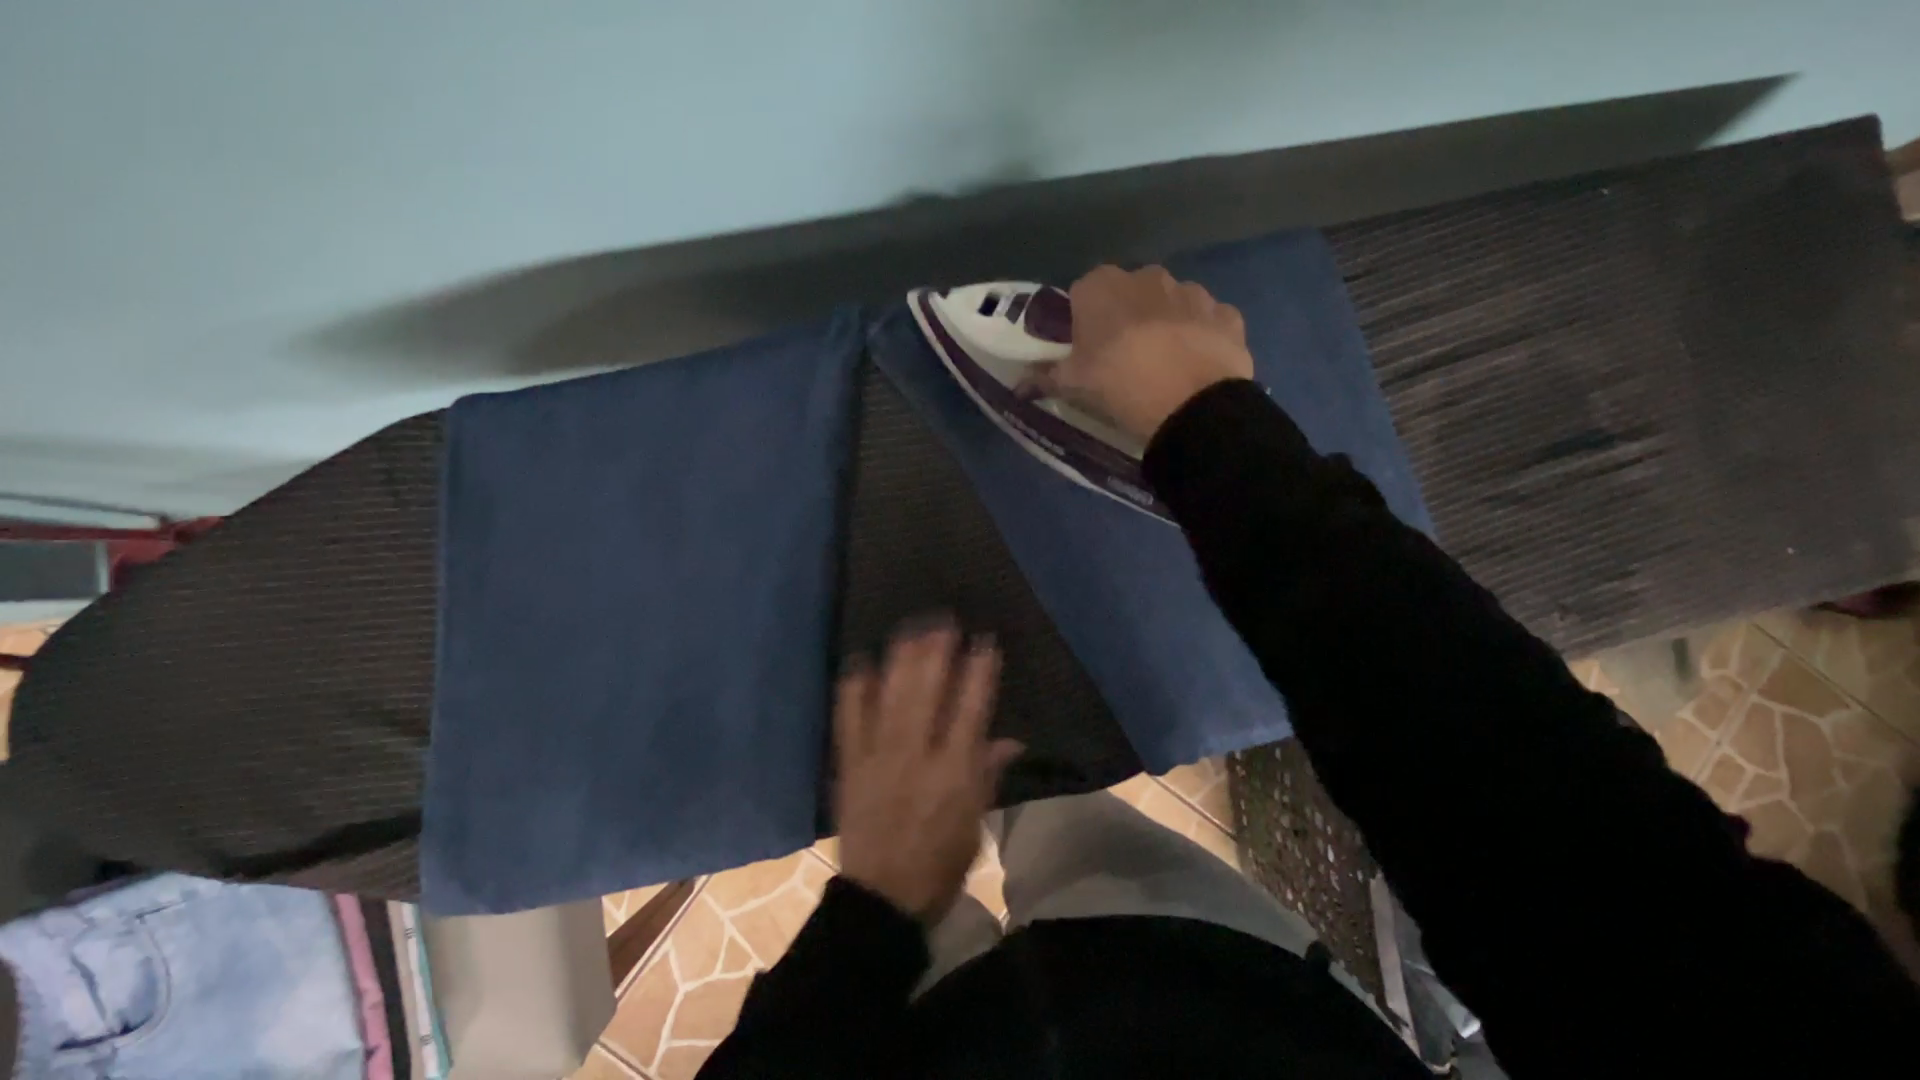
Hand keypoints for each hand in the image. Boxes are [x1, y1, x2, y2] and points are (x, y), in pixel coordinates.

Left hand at [833, 619, 1023, 922]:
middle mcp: (917, 756)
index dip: (979, 672)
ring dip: (901, 660)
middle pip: (927, 693)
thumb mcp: (975, 823)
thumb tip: (1011, 741)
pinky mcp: (850, 766)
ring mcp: (879, 757)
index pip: (971, 710)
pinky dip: (854, 691)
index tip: (985, 642)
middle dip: (937, 653)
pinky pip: (849, 720)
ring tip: (910, 630)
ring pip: (890, 698)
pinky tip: (859, 663)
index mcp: (955, 772)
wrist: (883, 897)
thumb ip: (988, 775)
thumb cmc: (939, 864)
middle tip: (943, 621)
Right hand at [1025, 265, 1253, 441]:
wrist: (1193, 405)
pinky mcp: (1226, 314)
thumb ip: (1045, 377)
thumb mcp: (1074, 385)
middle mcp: (1147, 276)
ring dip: (1165, 325)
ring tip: (1163, 366)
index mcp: (1102, 285)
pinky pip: (1206, 322)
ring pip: (1170, 304)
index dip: (1083, 322)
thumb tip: (1018, 384)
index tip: (1086, 351)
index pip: (1082, 294)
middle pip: (1129, 295)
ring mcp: (1192, 292)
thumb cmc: (1120, 384)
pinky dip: (1201, 338)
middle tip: (1123, 360)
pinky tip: (1196, 366)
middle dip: (1125, 318)